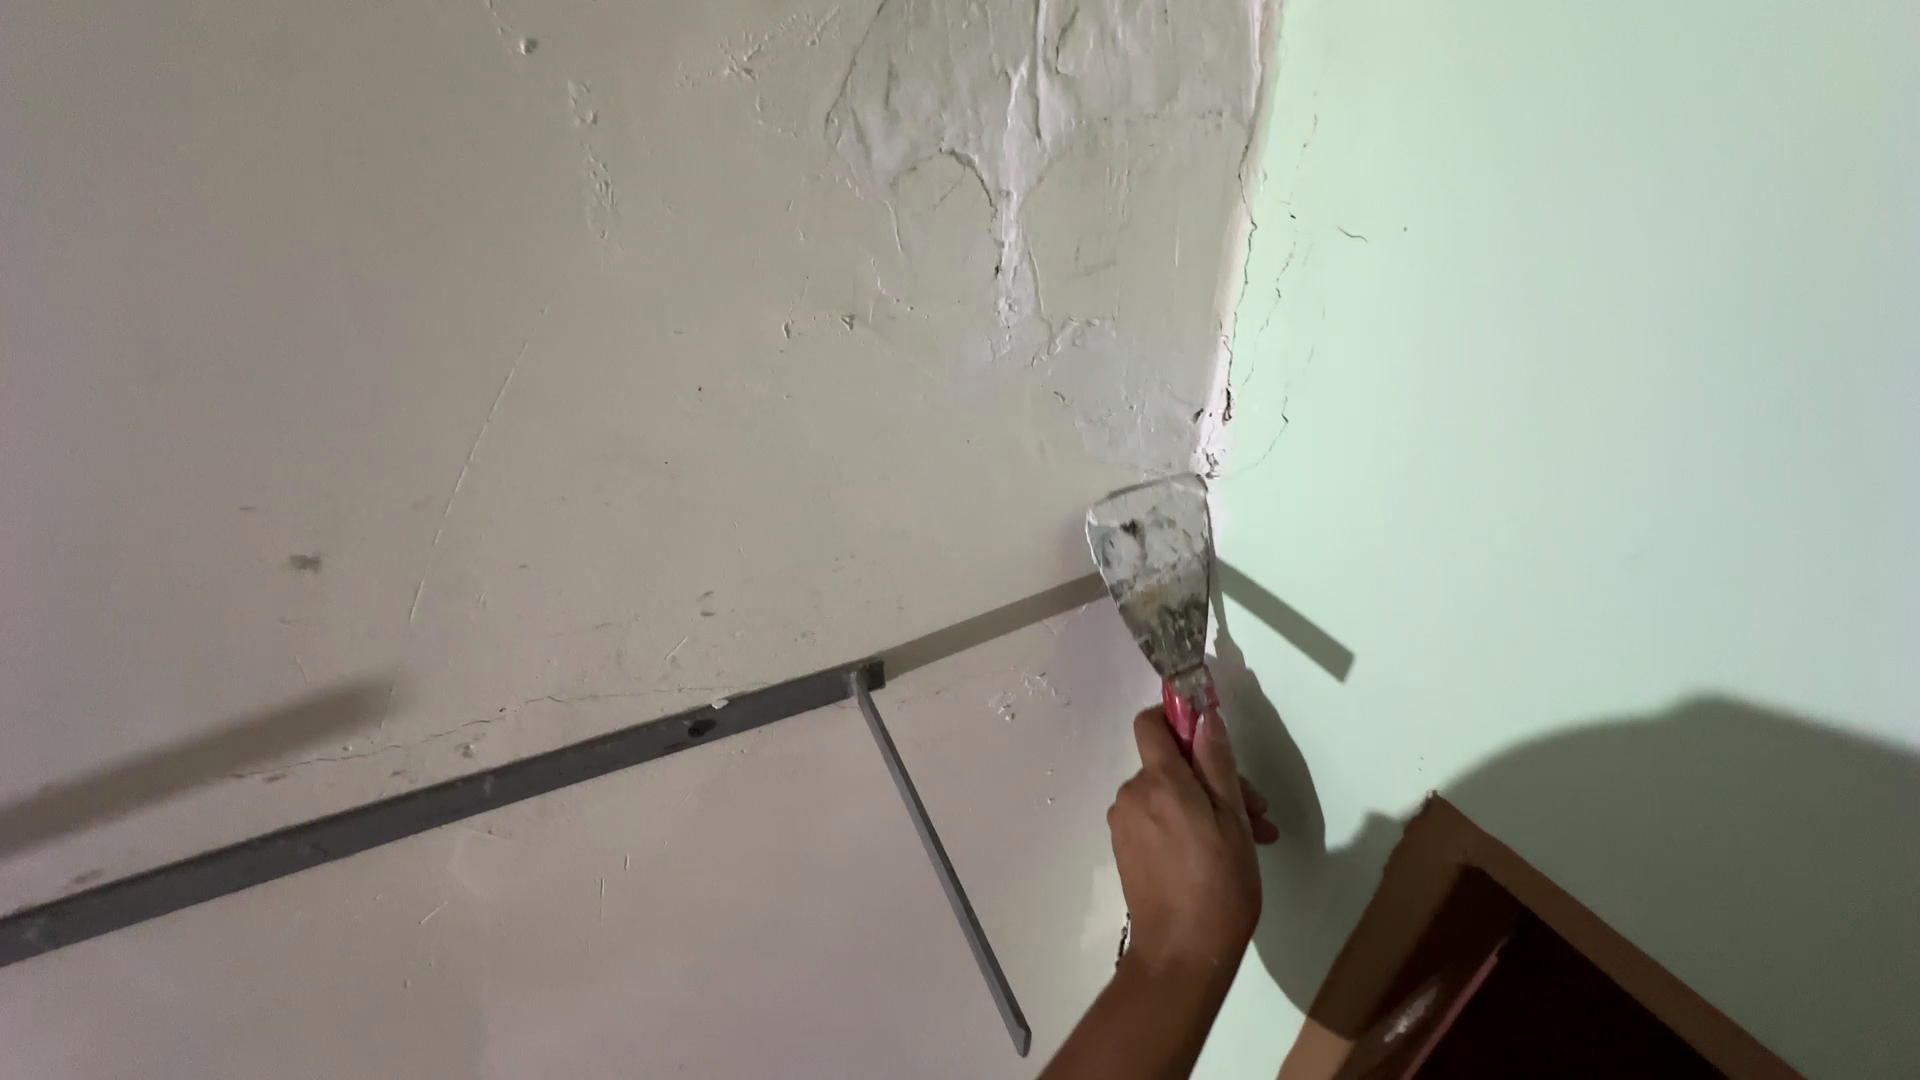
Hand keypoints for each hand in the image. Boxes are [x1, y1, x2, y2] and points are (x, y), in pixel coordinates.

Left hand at [1107, 707, 1272, 980]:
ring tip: (1251, 839)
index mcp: (1158, 781)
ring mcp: (1125, 822)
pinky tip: (1220, 852)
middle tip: (1257, 809)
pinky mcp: (1125, 847)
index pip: (1150, 723)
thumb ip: (1216, 762)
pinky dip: (1185, 824)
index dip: (1177, 718)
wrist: (1180, 954)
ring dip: (1206, 805)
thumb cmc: (1219, 885)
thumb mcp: (1233, 819)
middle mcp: (1132, 793)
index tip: (1208, 732)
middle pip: (1168, 763)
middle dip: (1212, 776)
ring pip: (1167, 793)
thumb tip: (1205, 715)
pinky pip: (1156, 818)